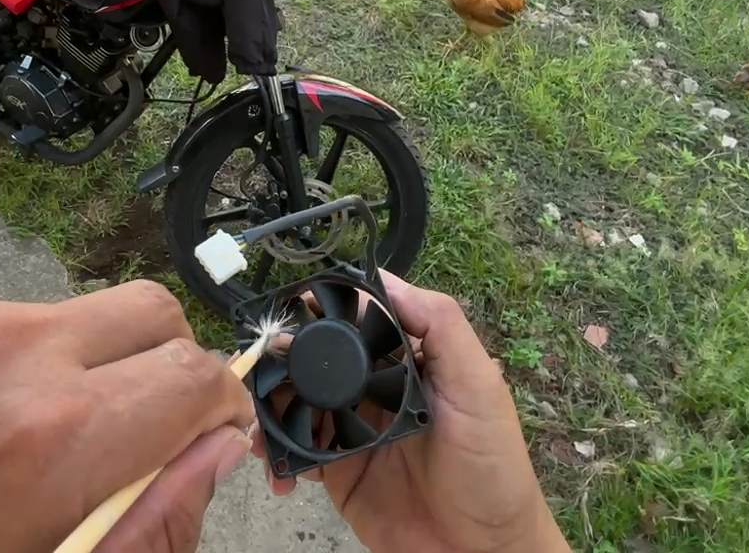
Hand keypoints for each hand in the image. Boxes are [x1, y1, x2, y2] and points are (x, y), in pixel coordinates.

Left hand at [0, 281, 254, 552]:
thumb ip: (153, 523)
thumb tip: (217, 446)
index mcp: (53, 438)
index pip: (195, 373)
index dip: (222, 406)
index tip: (212, 437)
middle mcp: (17, 351)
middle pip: (155, 310)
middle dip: (173, 364)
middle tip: (148, 430)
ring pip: (93, 309)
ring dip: (103, 362)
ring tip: (57, 435)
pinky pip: (29, 313)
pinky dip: (43, 357)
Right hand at [257, 272, 569, 552]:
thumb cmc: (492, 469)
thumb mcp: (478, 386)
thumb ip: (440, 326)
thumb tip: (385, 279)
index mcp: (405, 357)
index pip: (358, 316)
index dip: (326, 305)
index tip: (295, 304)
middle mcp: (374, 384)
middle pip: (319, 354)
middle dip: (286, 352)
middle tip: (262, 361)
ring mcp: (351, 425)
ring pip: (298, 397)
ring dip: (271, 400)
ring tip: (256, 414)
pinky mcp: (336, 468)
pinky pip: (295, 449)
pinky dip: (275, 451)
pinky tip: (272, 462)